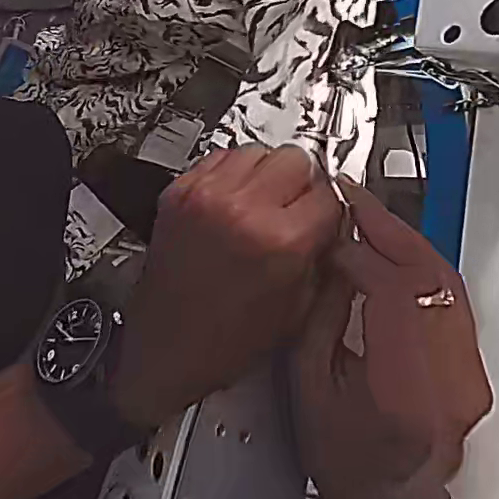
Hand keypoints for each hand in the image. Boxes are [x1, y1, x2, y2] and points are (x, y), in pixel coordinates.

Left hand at [113, 144, 341, 428]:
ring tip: (262, 202)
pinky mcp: (180, 191)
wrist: (166, 348)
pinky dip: (233, 174)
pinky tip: (233, 200)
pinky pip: (221, 158)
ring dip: (267, 173)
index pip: (328, 194)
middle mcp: (244, 209)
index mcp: (281, 241)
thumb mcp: (296, 309)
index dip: (331, 208)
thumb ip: (321, 257)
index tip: (324, 216)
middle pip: (296, 158)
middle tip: (295, 205)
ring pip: (258, 151)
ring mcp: (208, 195)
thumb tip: (332, 223)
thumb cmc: (222, 340)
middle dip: (302, 183)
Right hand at [292, 178, 490, 498]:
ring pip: (444, 279)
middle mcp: (449, 383)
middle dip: (386, 227)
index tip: (334, 242)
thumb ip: (321, 317)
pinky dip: (420, 260)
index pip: (394, 294)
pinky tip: (394, 245)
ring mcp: (469, 372)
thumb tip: (335, 259)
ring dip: (405, 237)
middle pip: (428, 277)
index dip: (361, 255)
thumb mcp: (309, 388)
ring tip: (368, 214)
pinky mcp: (474, 362)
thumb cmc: (346, 463)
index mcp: (402, 397)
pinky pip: (450, 293)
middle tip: (353, 200)